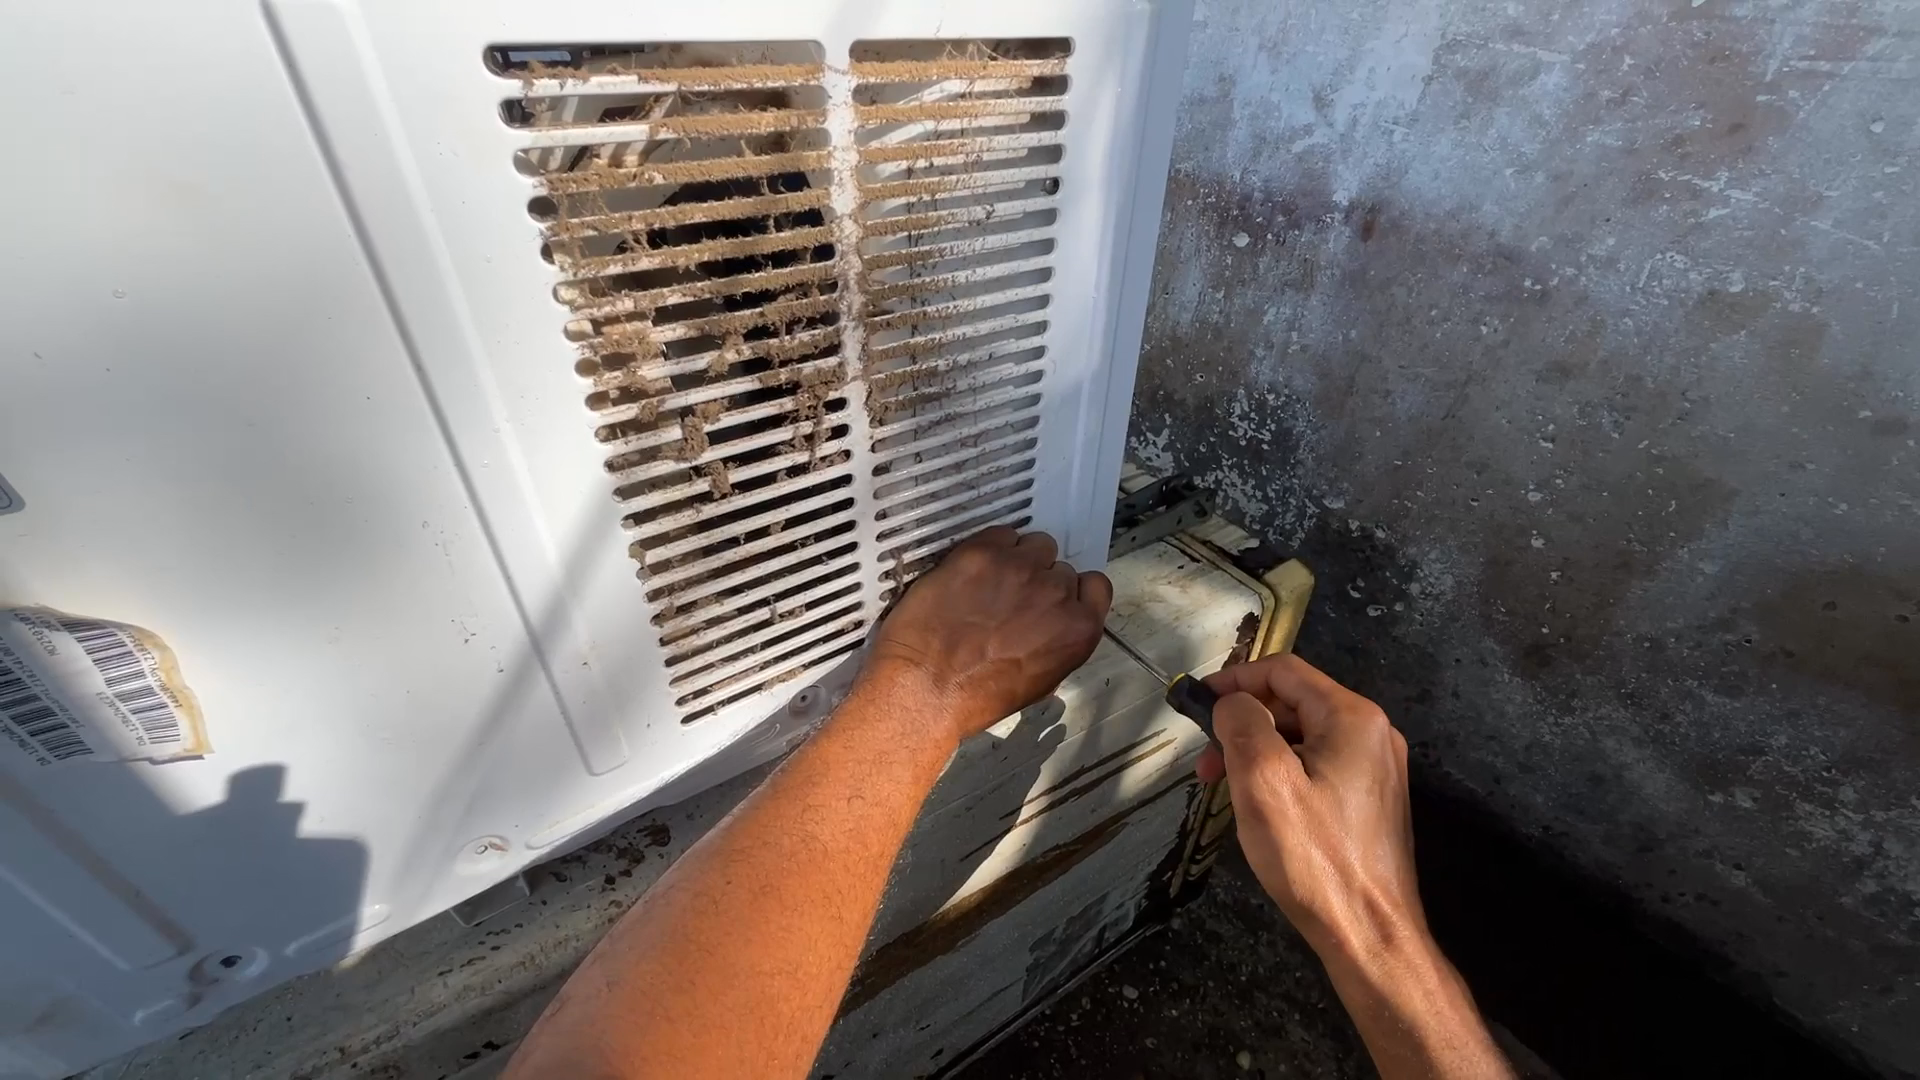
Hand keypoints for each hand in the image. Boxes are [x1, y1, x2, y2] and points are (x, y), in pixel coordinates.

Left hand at [862, 526, 1112, 742]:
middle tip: (1010, 599)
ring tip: (991, 582)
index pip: (1095, 586)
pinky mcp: (982, 553)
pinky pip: (999, 534)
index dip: (1072, 590)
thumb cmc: (976, 696)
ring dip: (1018, 559)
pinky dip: (989, 548)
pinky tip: (972, 571)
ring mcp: (1019, 568)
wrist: (925, 687)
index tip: (1054, 597)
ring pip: (1033, 544)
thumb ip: (1057, 643)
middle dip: (1038, 581)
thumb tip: (1050, 625)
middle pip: (1058, 566)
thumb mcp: (1039, 681)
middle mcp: (1056, 593)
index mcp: (1079, 629)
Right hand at [1195, 655, 1426, 964]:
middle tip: (1206, 760)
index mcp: (1351, 717)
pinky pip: (1314, 764)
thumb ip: (1241, 721)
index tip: (1197, 703)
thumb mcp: (1262, 778)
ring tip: (1224, 787)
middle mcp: (1371, 733)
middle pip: (1291, 702)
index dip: (1234, 679)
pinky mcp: (1369, 799)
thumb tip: (1232, 702)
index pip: (1282, 671)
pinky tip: (1257, 804)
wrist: (1370, 937)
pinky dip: (1278, 772)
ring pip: (1299, 736)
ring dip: (1255, 750)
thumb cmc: (1312, 854)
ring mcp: (1374, 768)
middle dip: (1241, 722)